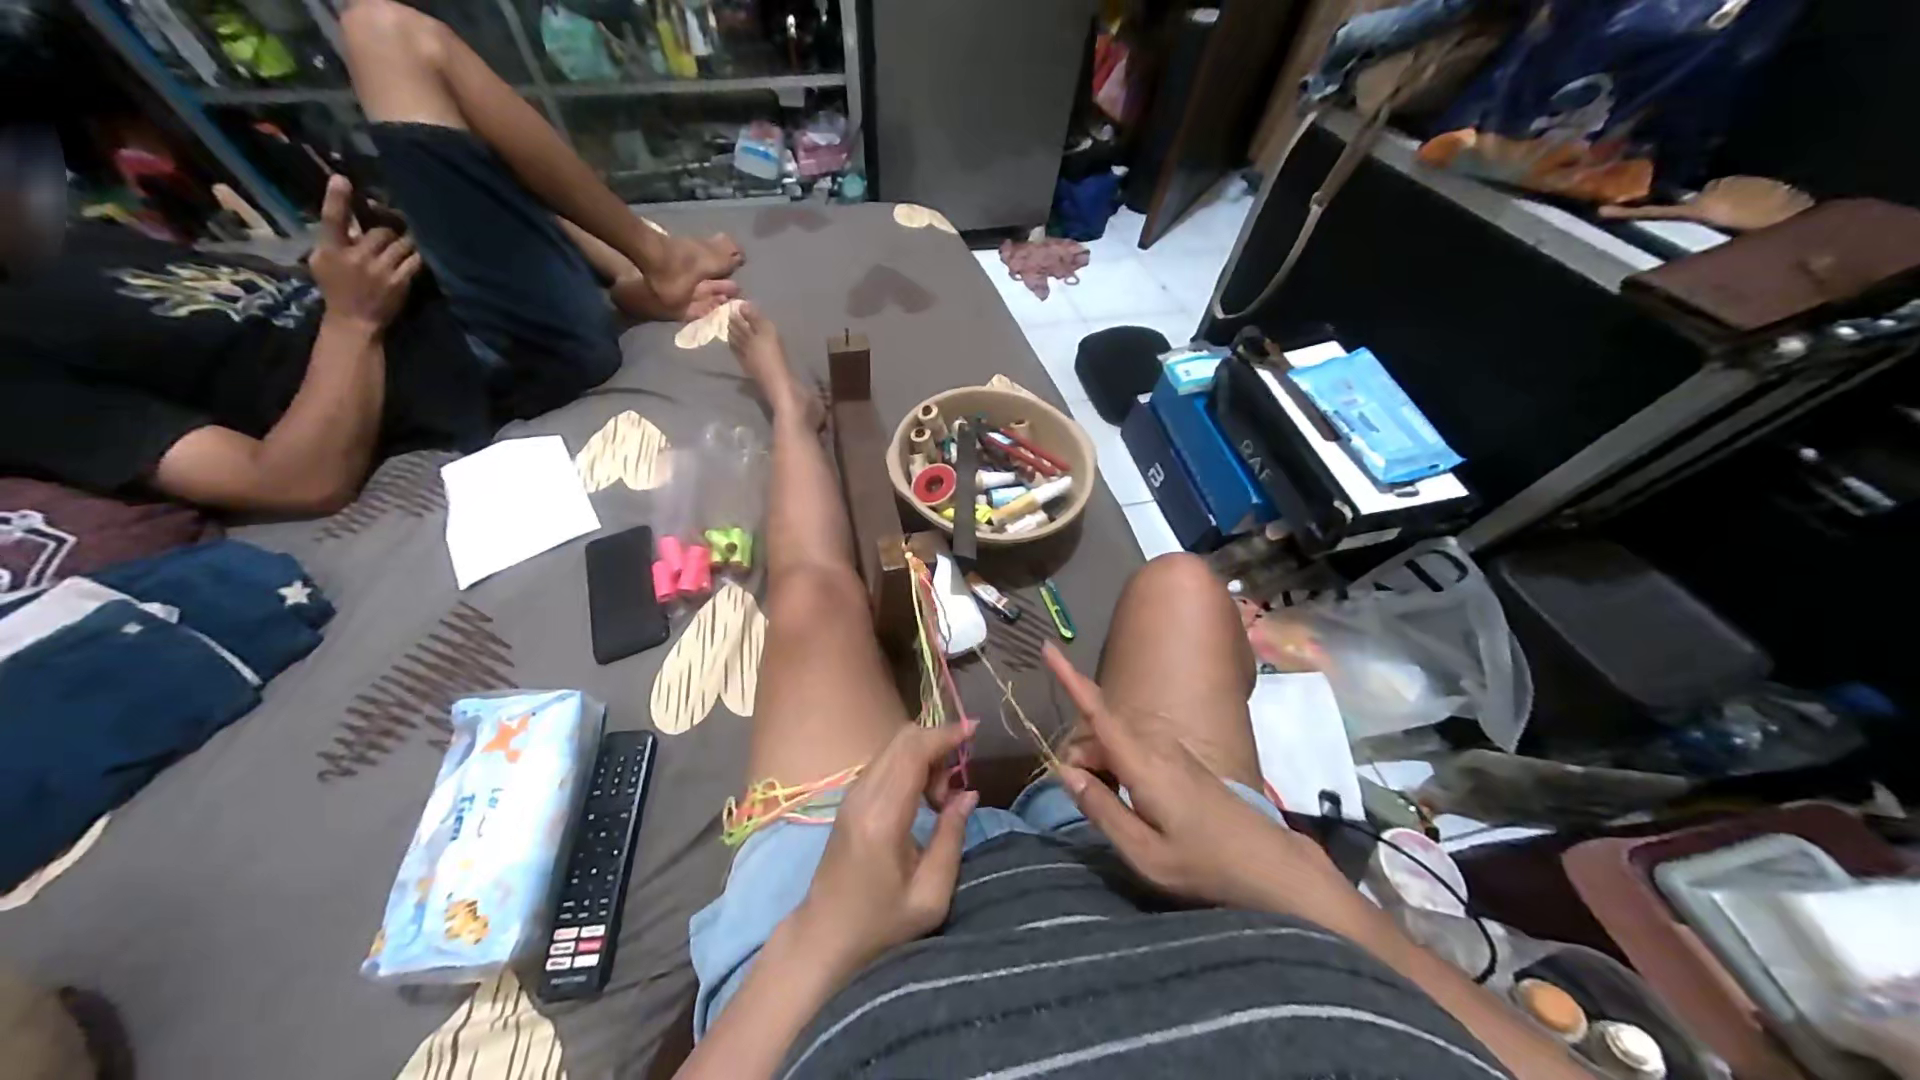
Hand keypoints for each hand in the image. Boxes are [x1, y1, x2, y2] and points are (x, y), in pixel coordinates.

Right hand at [310, 175, 421, 331]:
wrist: (354, 320)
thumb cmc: (336, 288)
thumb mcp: (322, 261)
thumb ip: (333, 241)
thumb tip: (349, 223)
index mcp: (331, 249)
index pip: (332, 219)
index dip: (337, 198)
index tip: (342, 179)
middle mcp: (356, 257)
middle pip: (380, 232)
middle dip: (388, 229)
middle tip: (393, 230)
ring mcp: (380, 270)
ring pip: (400, 244)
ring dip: (405, 242)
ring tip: (407, 242)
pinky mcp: (400, 282)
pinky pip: (414, 261)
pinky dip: (416, 256)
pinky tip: (416, 256)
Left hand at [788, 722, 978, 978]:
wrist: (823, 938)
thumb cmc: (880, 926)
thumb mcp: (930, 895)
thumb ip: (952, 838)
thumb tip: (968, 794)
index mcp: (883, 818)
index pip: (914, 752)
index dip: (945, 734)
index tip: (974, 730)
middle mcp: (863, 796)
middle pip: (903, 739)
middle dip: (938, 744)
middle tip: (955, 785)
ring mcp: (852, 795)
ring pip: (893, 746)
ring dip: (925, 756)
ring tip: (940, 799)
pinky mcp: (850, 800)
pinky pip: (885, 761)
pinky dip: (910, 765)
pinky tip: (922, 799)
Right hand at [1042, 645, 1361, 921]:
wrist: (1270, 866)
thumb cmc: (1206, 864)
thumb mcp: (1144, 853)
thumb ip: (1101, 809)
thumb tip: (1066, 772)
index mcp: (1143, 763)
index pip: (1097, 713)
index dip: (1070, 679)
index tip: (1048, 647)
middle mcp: (1156, 746)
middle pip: (1099, 735)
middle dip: (1081, 760)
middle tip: (1088, 806)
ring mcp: (1172, 750)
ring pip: (1115, 745)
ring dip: (1101, 770)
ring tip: (1119, 816)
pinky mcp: (1182, 761)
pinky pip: (1134, 753)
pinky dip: (1120, 773)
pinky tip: (1134, 808)